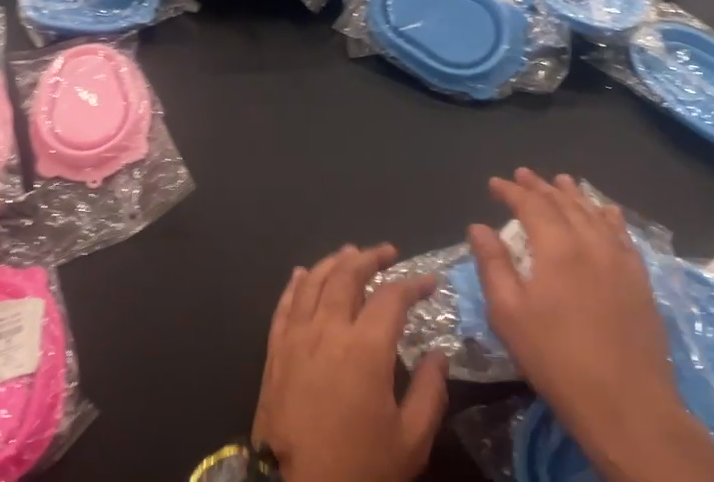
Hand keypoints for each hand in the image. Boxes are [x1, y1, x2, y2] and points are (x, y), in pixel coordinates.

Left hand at [251, 244, 448, 481]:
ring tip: (350, 253)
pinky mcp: (274, 351)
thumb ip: (431, 391)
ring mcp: (296, 337)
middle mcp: (327, 330)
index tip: (429, 282)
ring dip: (333, 263)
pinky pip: (284, 305)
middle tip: (387, 253)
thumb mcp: (411, 438)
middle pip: (346, 276)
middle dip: (369, 258)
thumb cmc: (362, 466)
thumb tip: (439, 354)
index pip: (391, 297)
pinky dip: (297, 284)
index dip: (412, 284)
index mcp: (365, 348)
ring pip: (313, 282)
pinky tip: (303, 274)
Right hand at [468, 170, 713, 481]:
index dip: (511, 191)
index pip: (532, 205)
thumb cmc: (556, 357)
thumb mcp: (508, 314)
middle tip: (523, 174)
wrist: (626, 402)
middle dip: (541, 187)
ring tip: (562, 181)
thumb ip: (493, 265)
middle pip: (565, 204)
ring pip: (596, 215)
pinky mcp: (641, 282)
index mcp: (557, 248)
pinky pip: (624, 236)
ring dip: (575, 195)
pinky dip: (610, 217)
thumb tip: (479, 227)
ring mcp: (622, 261)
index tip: (494, 183)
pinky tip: (608, 212)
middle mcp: (592, 244)